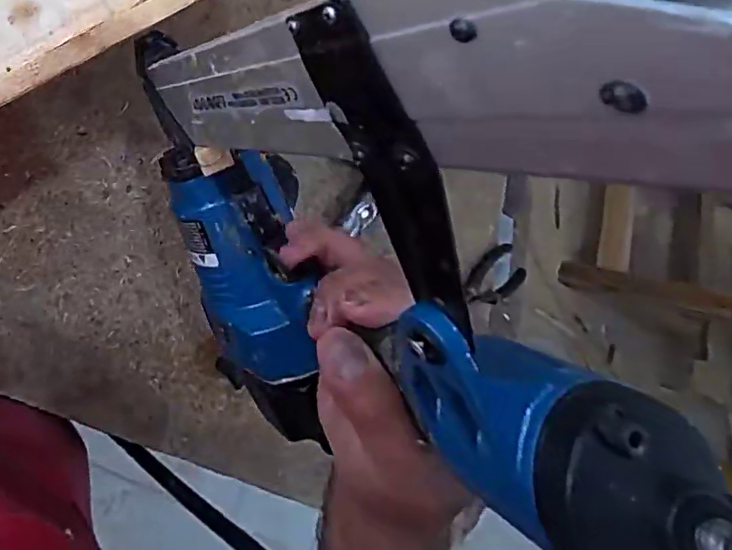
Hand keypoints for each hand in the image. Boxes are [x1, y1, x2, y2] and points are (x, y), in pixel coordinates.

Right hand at [280, 219, 473, 549]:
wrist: (386, 482)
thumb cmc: (397, 475)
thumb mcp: (387, 454)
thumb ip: (370, 404)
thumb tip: (335, 343)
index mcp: (441, 357)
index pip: (411, 308)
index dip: (369, 300)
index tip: (328, 326)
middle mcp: (421, 325)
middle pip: (385, 277)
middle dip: (341, 284)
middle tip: (312, 322)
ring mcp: (392, 312)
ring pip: (364, 261)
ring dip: (324, 247)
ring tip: (290, 251)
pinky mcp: (363, 307)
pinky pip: (343, 266)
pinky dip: (316, 251)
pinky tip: (292, 249)